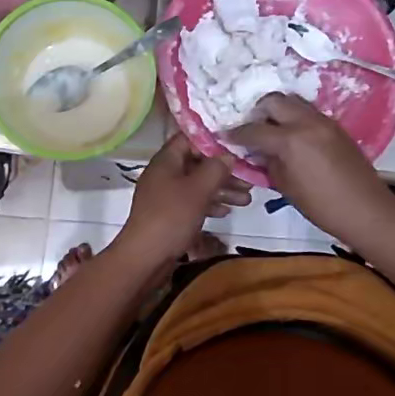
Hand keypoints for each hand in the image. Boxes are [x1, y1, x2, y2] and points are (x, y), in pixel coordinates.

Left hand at [116, 134, 250, 262]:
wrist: (146, 256)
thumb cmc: (172, 216)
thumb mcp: (198, 189)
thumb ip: (215, 169)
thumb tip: (228, 155)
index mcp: (166, 160)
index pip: (189, 139)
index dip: (212, 140)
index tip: (236, 146)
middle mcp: (164, 173)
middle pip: (196, 163)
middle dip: (223, 170)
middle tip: (249, 178)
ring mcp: (165, 195)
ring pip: (197, 185)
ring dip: (221, 189)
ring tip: (247, 198)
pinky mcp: (168, 214)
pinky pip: (192, 202)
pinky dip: (209, 204)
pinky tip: (227, 211)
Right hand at [227, 93, 391, 225]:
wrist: (367, 210)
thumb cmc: (321, 206)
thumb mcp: (285, 185)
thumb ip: (267, 161)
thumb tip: (258, 150)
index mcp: (290, 140)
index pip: (254, 129)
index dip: (236, 133)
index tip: (225, 136)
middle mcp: (306, 122)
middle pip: (274, 101)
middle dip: (257, 111)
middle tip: (251, 127)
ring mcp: (323, 121)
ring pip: (293, 101)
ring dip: (278, 111)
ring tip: (272, 128)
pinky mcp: (335, 126)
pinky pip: (308, 112)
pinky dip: (295, 117)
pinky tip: (292, 135)